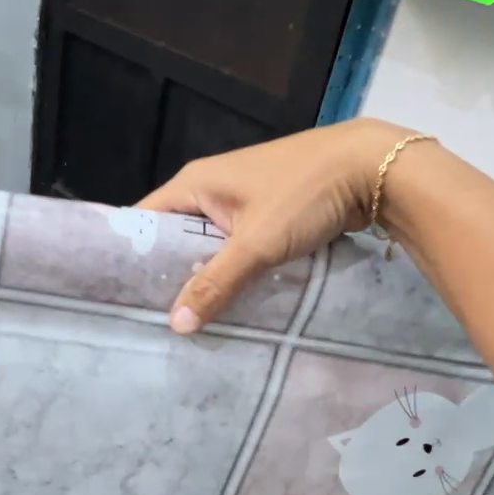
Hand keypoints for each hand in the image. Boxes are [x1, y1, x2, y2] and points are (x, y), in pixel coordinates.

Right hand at [137, 117, 417, 331]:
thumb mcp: (256, 243)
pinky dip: (234, 271)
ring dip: (204, 277)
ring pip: (209, 245)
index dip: (130, 256)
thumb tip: (176, 325)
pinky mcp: (268, 212)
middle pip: (175, 237)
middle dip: (167, 275)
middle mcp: (211, 187)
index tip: (120, 297)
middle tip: (153, 320)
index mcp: (195, 182)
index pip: (144, 221)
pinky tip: (229, 302)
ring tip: (188, 320)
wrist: (373, 169)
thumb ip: (215, 284)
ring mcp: (242, 199)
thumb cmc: (304, 195)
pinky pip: (238, 247)